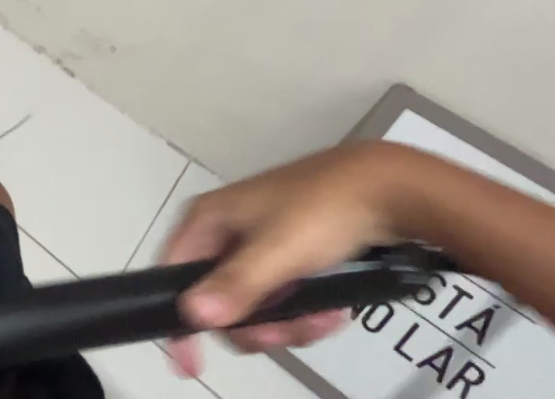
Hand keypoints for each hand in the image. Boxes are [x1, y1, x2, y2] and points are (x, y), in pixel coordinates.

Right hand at [158, 142, 424, 376]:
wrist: (382, 191)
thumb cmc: (319, 212)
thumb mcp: (278, 252)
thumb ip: (236, 284)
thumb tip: (193, 314)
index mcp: (205, 220)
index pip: (172, 272)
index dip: (178, 317)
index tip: (189, 362)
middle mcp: (222, 232)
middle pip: (217, 298)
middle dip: (255, 323)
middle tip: (286, 331)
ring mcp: (252, 245)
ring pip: (252, 305)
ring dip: (288, 322)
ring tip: (320, 317)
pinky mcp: (282, 256)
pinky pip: (278, 299)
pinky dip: (303, 312)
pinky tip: (329, 309)